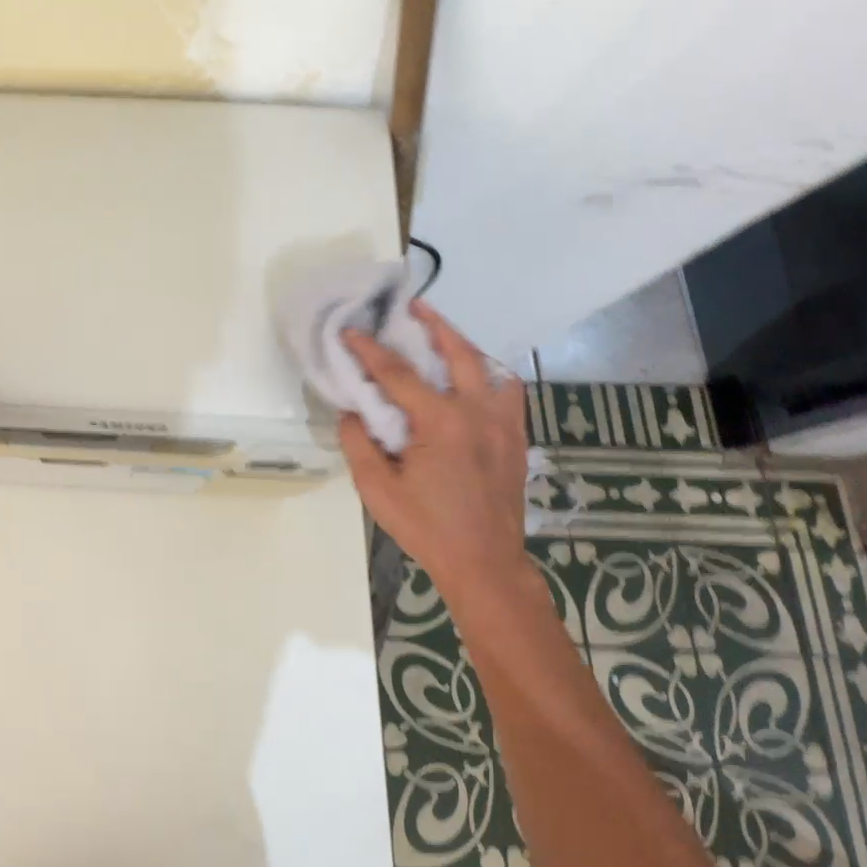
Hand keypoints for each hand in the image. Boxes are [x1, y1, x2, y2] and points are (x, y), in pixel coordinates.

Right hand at [337, 299, 529, 598]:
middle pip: (458, 353)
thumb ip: (360, 443)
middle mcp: (478, 413)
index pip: (399, 374)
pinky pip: (507, 393)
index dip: (371, 349)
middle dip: (434, 326)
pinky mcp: (515, 438)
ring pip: (489, 368)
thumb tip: (354, 412)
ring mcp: (503, 424)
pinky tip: (474, 380)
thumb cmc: (424, 526)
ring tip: (443, 337)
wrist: (483, 560)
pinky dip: (489, 376)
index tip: (351, 331)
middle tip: (414, 306)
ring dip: (464, 347)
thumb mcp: (376, 488)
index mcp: (441, 422)